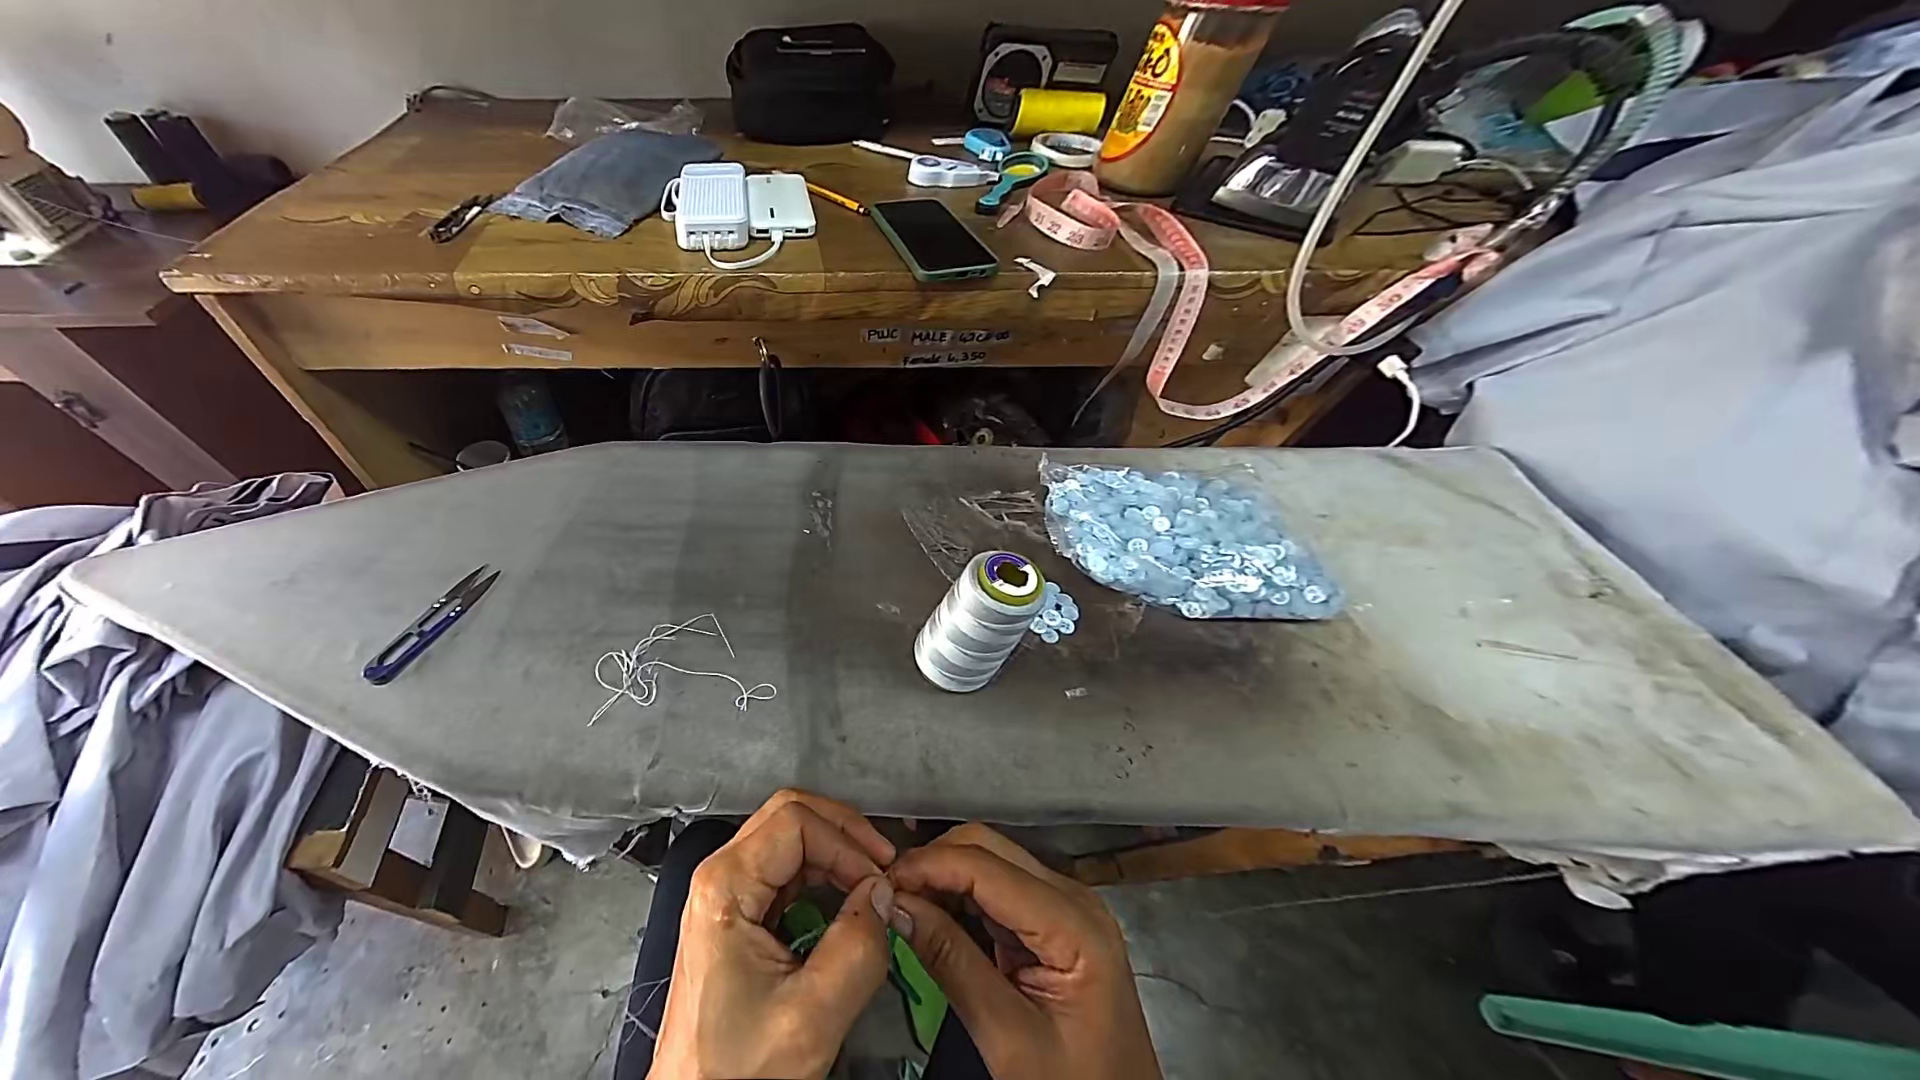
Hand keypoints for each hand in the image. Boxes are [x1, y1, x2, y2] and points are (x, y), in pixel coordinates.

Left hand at [648, 790, 901, 1079]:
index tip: (876, 879)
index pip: (798, 822)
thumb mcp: (811, 1017)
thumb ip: (858, 948)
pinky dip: (826, 869)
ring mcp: (728, 891)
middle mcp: (720, 878)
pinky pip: (789, 865)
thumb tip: (883, 893)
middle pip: (792, 813)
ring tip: (871, 879)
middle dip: (845, 831)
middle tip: (882, 860)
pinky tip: (847, 896)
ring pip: (792, 833)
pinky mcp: (740, 910)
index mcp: (725, 888)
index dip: (846, 844)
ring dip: (838, 848)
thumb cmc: (735, 1074)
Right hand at [888, 824, 1161, 1079]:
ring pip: (990, 860)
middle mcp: (1072, 896)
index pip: (986, 865)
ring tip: (902, 906)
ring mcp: (1064, 904)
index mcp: (1073, 922)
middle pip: (989, 848)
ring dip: (943, 875)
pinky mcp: (1052, 918)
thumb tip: (898, 906)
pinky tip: (932, 914)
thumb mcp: (1007, 1038)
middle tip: (888, 896)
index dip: (929, 865)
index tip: (883, 885)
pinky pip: (998, 888)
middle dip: (933, 863)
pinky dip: (960, 894)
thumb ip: (952, 963)